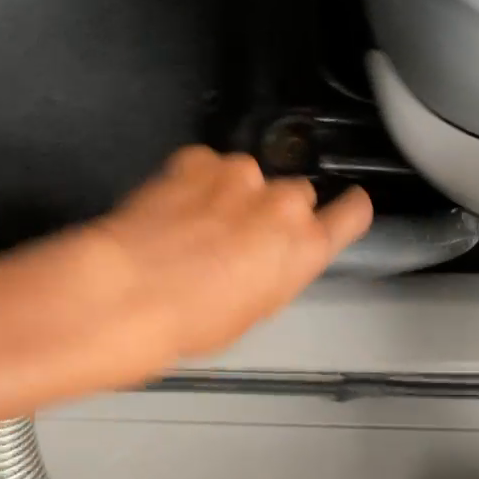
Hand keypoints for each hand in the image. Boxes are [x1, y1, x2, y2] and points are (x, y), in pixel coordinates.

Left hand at [0, 147, 371, 395]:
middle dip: (271, 211)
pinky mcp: (198, 159)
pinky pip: (207, 166)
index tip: (347, 207)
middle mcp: (281, 204)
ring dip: (230, 195)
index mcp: (303, 248)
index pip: (351, 214)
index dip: (348, 210)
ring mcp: (240, 176)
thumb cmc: (188, 318)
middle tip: (237, 239)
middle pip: (295, 194)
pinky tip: (174, 212)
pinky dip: (195, 183)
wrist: (127, 291)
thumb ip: (274, 272)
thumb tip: (263, 262)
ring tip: (195, 229)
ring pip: (248, 177)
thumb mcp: (251, 311)